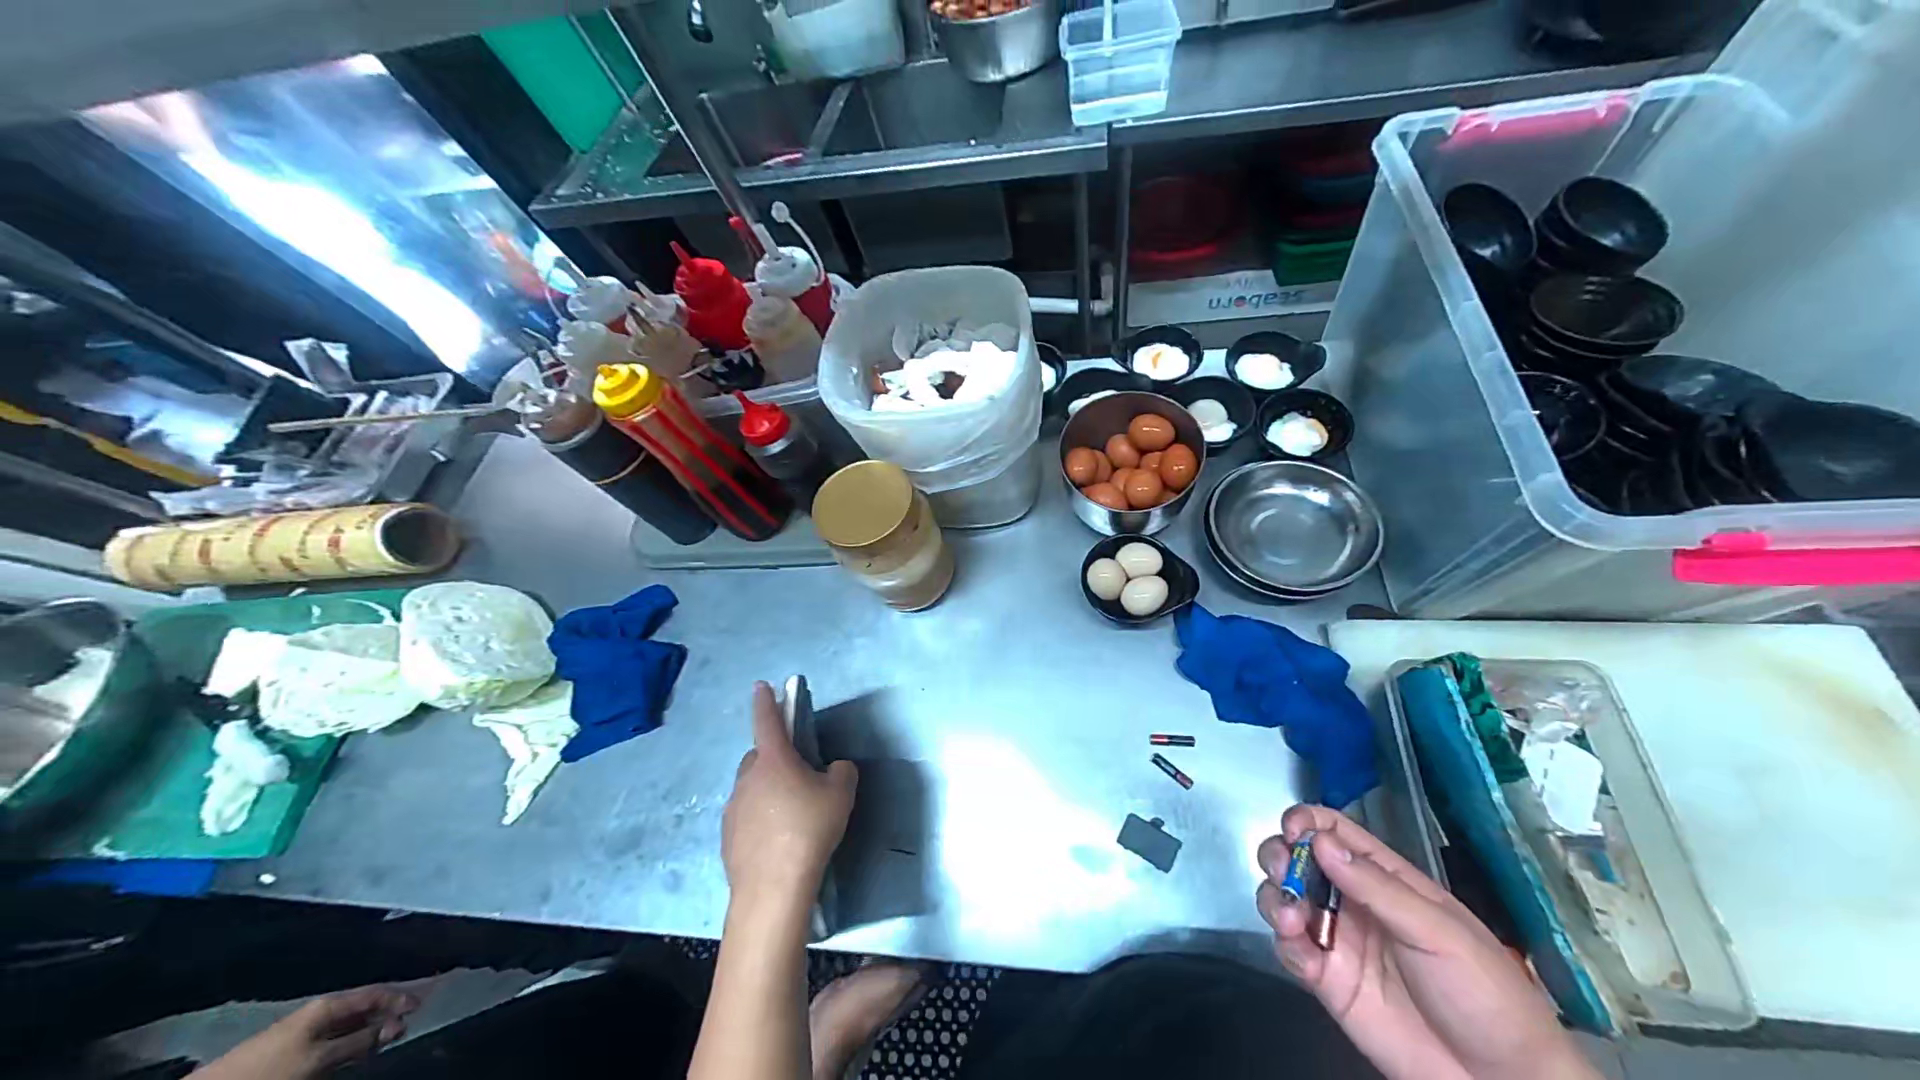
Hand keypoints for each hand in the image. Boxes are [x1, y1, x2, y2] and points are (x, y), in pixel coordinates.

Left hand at [190, 986, 417, 1079]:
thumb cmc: (271, 1072)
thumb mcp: (319, 1059)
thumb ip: (360, 1041)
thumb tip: (398, 1025)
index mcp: (327, 1006)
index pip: (373, 993)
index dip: (398, 998)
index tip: (421, 1007)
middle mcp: (319, 1012)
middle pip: (361, 1007)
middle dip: (385, 1015)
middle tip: (405, 1027)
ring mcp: (303, 1030)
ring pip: (346, 1024)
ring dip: (367, 1031)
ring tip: (384, 1042)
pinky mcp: (292, 1049)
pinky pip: (331, 1038)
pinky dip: (349, 1042)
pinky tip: (353, 1053)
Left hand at [722, 681, 857, 913]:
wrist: (772, 886)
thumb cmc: (809, 830)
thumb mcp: (841, 795)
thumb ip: (841, 772)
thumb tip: (834, 769)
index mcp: (774, 760)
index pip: (767, 721)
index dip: (766, 702)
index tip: (761, 686)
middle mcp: (747, 778)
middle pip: (759, 757)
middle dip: (774, 757)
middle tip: (798, 775)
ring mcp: (733, 808)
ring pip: (751, 787)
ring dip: (767, 790)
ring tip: (791, 815)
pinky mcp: (727, 837)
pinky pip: (746, 816)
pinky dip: (759, 818)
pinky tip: (778, 840)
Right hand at [1255, 806, 1598, 1079]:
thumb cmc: (1486, 994)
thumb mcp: (1440, 933)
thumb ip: (1378, 887)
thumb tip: (1321, 841)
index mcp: (1385, 879)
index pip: (1335, 832)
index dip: (1308, 822)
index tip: (1293, 830)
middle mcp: (1353, 902)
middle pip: (1298, 859)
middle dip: (1280, 856)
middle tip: (1283, 869)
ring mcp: (1338, 940)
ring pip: (1284, 899)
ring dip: (1276, 898)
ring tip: (1292, 918)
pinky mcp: (1326, 980)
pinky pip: (1289, 949)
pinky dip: (1283, 943)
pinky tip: (1300, 950)